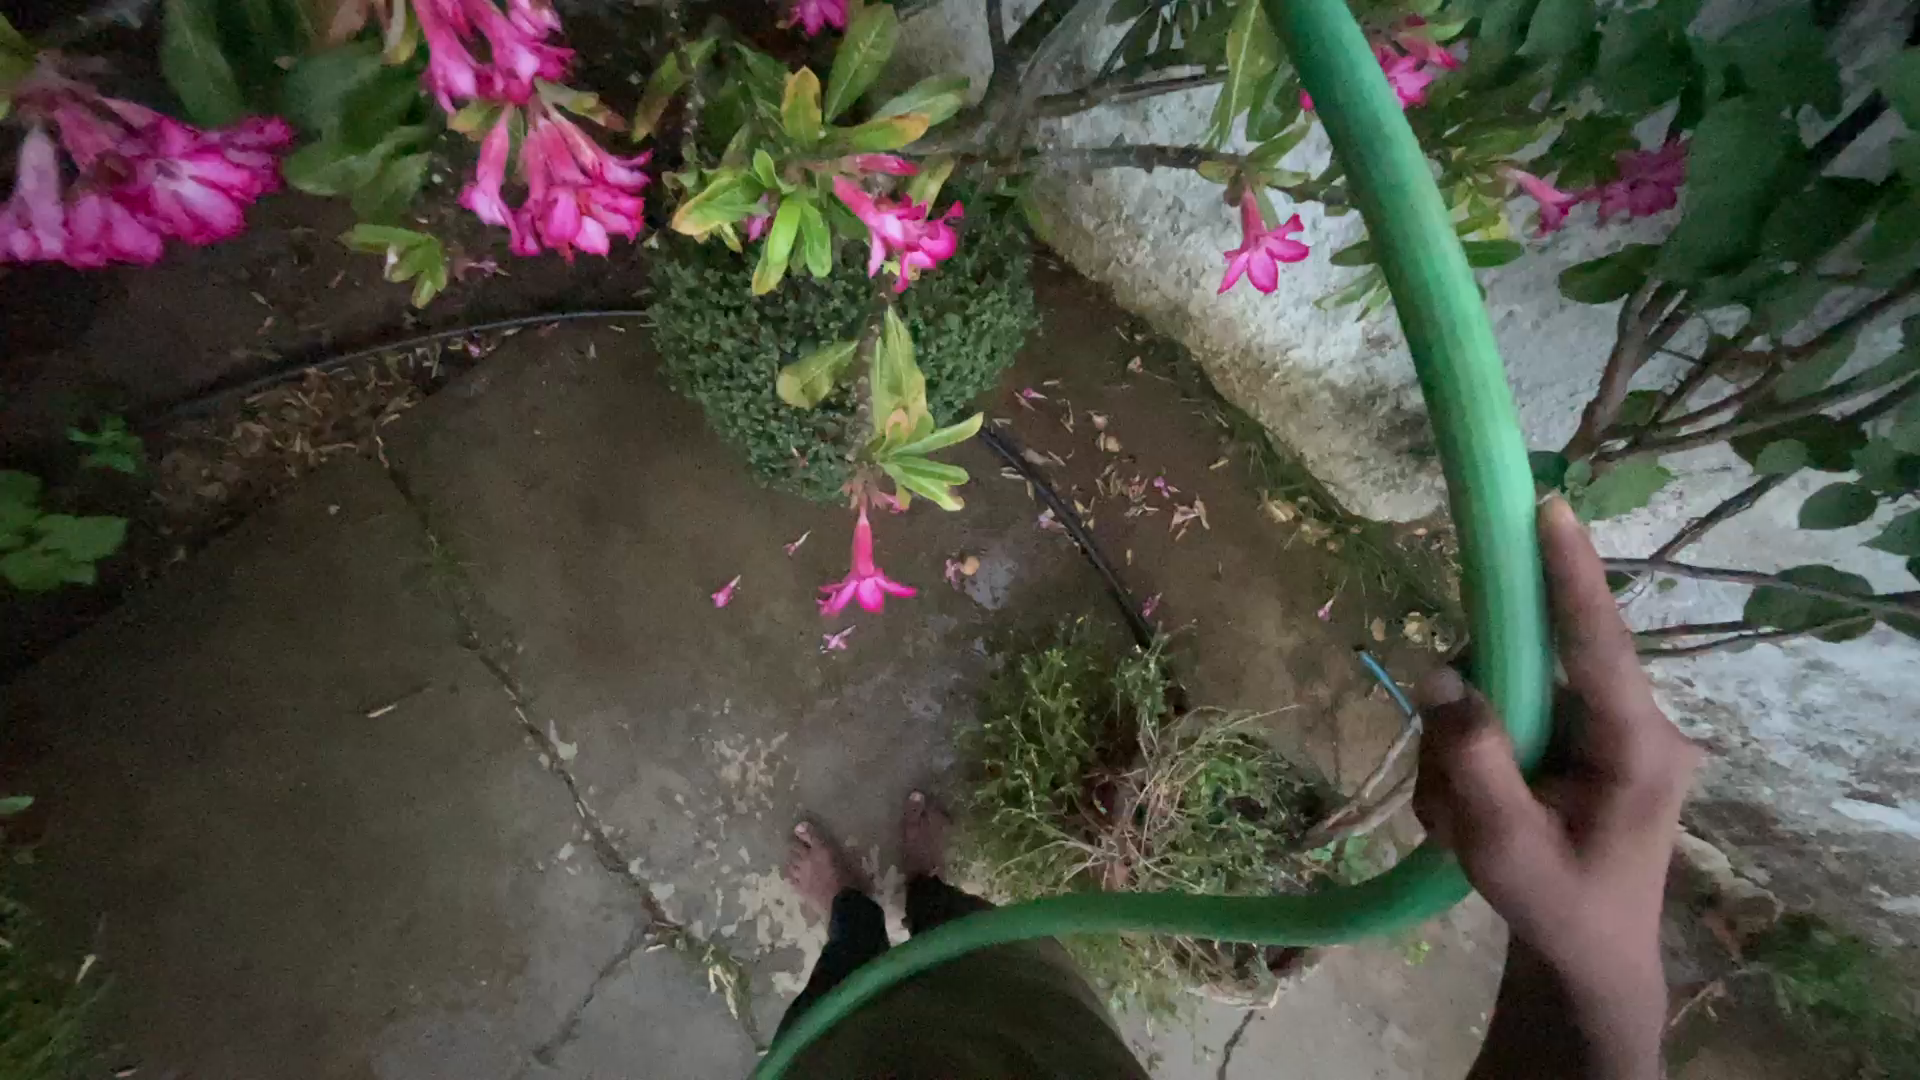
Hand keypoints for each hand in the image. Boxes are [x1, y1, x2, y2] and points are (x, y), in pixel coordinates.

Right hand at [1414, 495, 1700, 1079]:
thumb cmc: (1558, 904)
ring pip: (1489, 694)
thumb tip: (1439, 674)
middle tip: (1450, 801)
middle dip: (1465, 730)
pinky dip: (1457, 757)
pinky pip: (1485, 715)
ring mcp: (1590, 728)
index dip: (1570, 575)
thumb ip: (1470, 756)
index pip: (1598, 645)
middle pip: (1517, 671)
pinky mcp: (1559, 735)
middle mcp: (1621, 723)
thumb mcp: (1503, 844)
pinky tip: (1466, 809)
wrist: (1584, 953)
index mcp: (1637, 748)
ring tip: (1458, 821)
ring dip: (1453, 754)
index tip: (1548, 507)